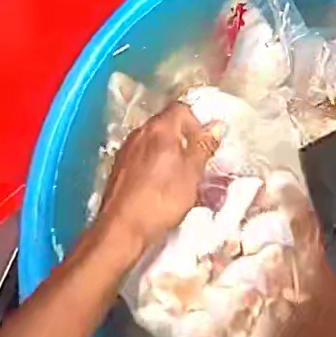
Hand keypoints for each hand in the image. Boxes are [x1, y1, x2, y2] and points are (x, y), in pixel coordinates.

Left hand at [97, 104, 216, 249]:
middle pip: (167, 124)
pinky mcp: (120, 165)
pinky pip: (143, 155)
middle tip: (197, 164)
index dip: (197, 123)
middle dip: (185, 140)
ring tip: (181, 178)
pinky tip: (160, 186)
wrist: (122, 227)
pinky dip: (155, 163)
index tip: (205, 146)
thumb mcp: (191, 174)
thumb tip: (216, 125)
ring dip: (170, 153)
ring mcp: (127, 148)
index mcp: (159, 128)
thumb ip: (203, 146)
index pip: (181, 109)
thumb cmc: (160, 200)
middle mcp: (140, 132)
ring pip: (155, 140)